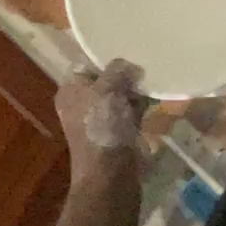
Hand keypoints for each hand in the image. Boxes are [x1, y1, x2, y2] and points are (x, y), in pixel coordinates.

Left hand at [55, 59, 147, 185]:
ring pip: (120, 95)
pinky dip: (141, 106)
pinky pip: (130, 112)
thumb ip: (118, 70)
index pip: (85, 65)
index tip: (125, 50)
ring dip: (135, 90)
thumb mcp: (107, 89)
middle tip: (143, 63)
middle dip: (124, 74)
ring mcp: (101, 119)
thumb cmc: (101, 126)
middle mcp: (83, 103)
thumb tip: (131, 67)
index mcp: (71, 91)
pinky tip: (154, 97)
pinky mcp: (118, 133)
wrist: (110, 175)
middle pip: (105, 79)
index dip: (103, 58)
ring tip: (152, 79)